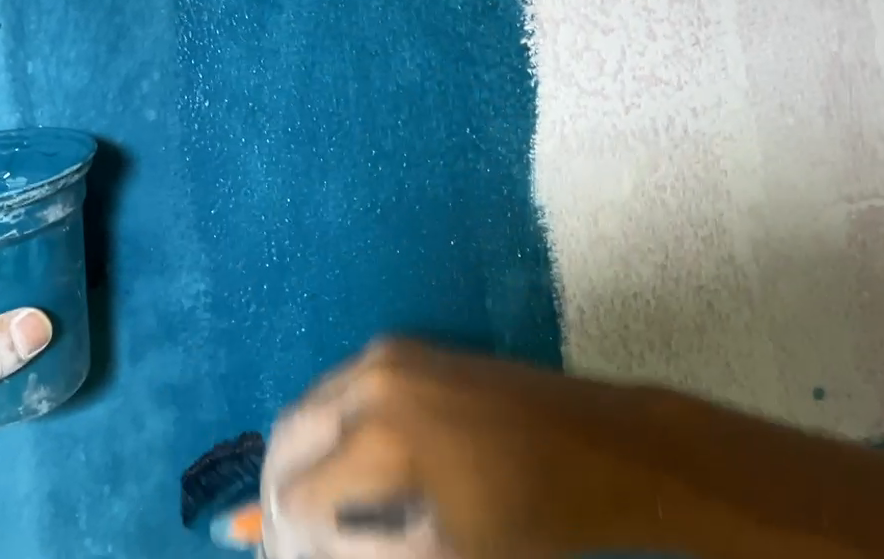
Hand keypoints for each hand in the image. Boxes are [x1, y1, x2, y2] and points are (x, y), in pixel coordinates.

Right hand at [259, 339, 883, 558]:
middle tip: (288, 528)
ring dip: (303, 452)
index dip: (287, 534)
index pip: (297, 493)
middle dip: (283, 485)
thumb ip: (362, 555)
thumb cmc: (531, 521)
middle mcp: (366, 380)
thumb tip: (298, 548)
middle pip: (288, 435)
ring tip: (319, 498)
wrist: (601, 448)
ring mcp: (383, 354)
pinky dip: (330, 423)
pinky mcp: (401, 345)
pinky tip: (350, 457)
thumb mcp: (443, 558)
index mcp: (376, 438)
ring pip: (310, 405)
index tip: (287, 554)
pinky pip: (340, 385)